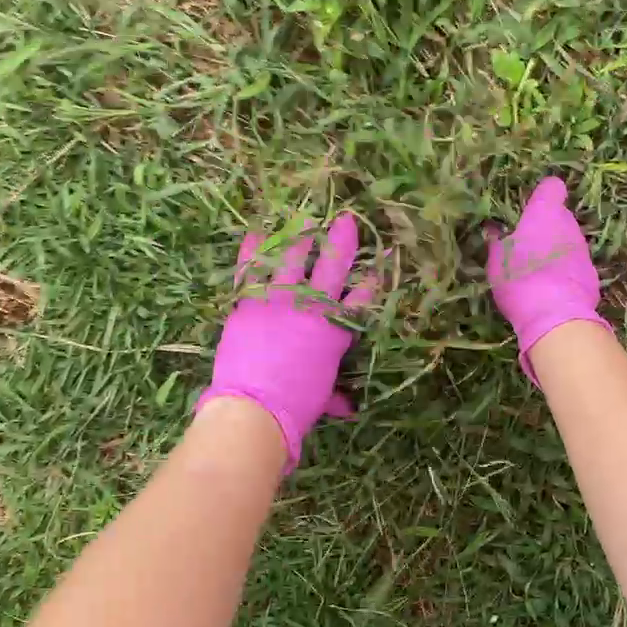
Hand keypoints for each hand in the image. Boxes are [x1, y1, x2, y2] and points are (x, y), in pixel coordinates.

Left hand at [196, 214, 374, 469]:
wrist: (255, 408)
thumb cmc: (296, 408)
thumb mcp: (323, 399)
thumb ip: (334, 394)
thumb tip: (346, 408)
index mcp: (334, 333)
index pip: (359, 300)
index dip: (370, 281)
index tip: (379, 263)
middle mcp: (311, 309)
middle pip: (331, 268)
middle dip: (341, 243)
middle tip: (346, 220)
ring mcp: (278, 302)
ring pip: (291, 260)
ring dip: (299, 238)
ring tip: (303, 219)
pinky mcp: (247, 305)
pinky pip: (250, 272)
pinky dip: (252, 252)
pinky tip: (255, 234)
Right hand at [486, 176, 613, 381]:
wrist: (555, 316)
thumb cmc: (519, 278)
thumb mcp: (497, 261)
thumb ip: (497, 242)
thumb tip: (493, 231)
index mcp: (545, 214)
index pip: (551, 187)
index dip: (542, 195)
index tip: (531, 207)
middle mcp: (569, 226)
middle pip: (560, 218)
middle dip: (546, 228)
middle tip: (526, 247)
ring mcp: (584, 251)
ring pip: (569, 244)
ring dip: (556, 253)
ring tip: (537, 275)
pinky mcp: (592, 276)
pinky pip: (576, 268)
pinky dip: (566, 275)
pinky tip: (552, 293)